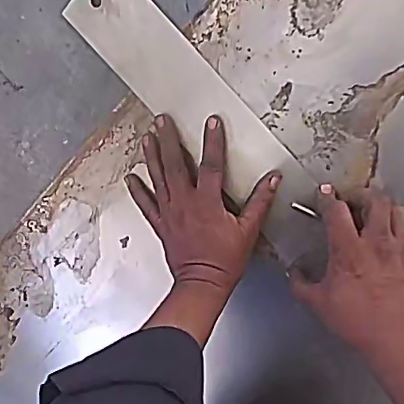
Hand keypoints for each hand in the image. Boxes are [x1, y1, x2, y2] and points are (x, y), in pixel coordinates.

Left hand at [128, 114, 280, 343]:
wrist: (202, 283)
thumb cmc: (225, 260)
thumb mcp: (249, 230)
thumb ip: (260, 202)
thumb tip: (273, 179)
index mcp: (207, 202)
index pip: (211, 164)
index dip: (213, 141)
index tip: (212, 122)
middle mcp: (185, 203)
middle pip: (175, 164)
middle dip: (169, 139)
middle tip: (162, 120)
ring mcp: (169, 212)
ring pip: (158, 178)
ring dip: (152, 156)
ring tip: (147, 137)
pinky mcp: (161, 224)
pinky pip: (146, 204)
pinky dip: (137, 191)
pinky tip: (131, 178)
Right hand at [288, 186, 403, 367]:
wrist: (396, 339)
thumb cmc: (359, 322)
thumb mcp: (318, 303)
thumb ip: (301, 283)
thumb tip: (294, 273)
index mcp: (348, 250)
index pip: (336, 209)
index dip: (327, 197)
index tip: (323, 195)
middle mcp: (376, 243)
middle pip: (374, 200)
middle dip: (360, 195)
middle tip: (352, 201)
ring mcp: (400, 249)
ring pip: (397, 211)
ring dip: (383, 209)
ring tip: (374, 215)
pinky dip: (403, 227)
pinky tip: (395, 235)